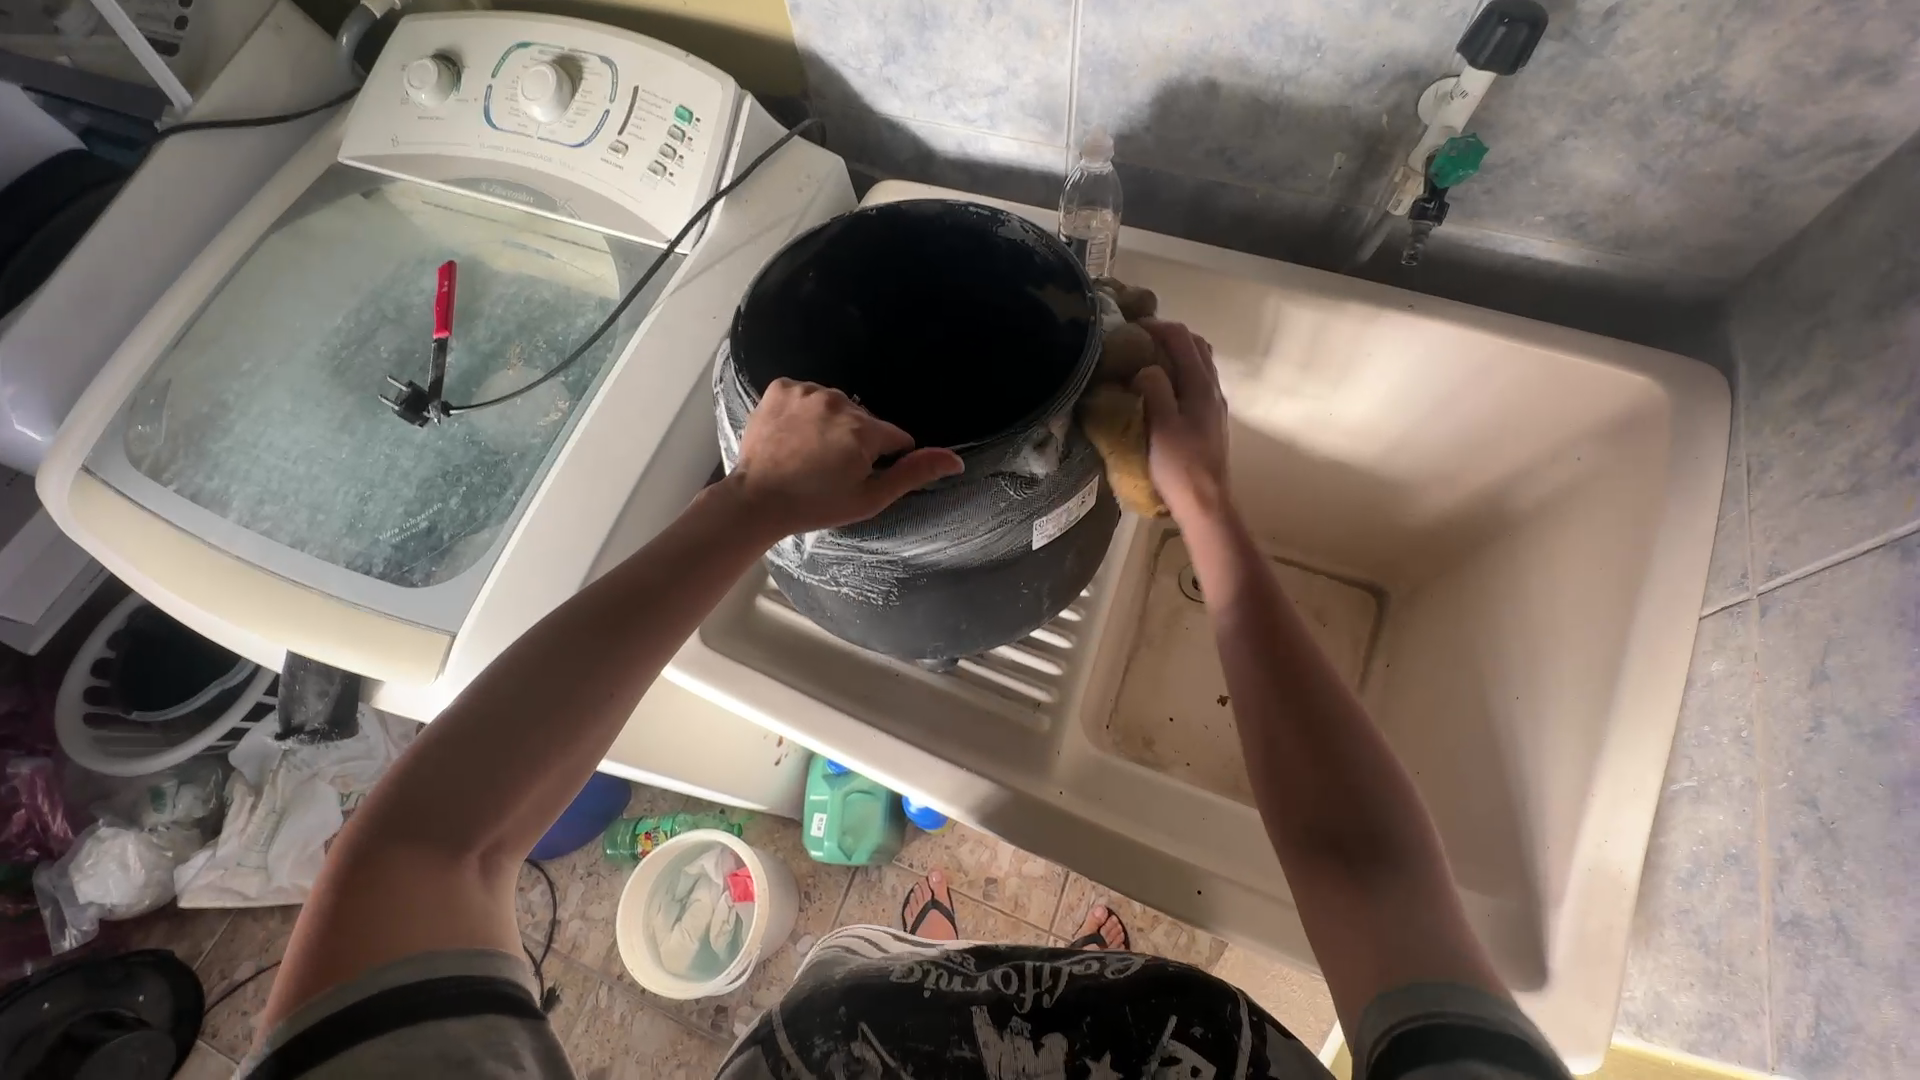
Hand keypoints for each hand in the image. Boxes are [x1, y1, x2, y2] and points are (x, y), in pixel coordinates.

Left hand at [728, 378, 964, 537]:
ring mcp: (807, 391)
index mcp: (863, 429)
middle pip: (864, 420)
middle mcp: (838, 401)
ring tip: (810, 453)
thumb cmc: (816, 505)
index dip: (883, 459)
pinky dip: (804, 412)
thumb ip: (913, 473)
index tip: (859, 475)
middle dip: (856, 441)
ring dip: (830, 424)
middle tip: (830, 469)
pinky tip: (794, 436)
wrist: (756, 500)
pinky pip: (806, 395)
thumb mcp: (870, 497)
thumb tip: (956, 459)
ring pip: (836, 405)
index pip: (895, 438)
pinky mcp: (782, 388)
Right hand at [1132, 319, 1229, 520]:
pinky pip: (1194, 384)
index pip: (1182, 339)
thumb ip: (1154, 388)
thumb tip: (1146, 368)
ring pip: (1197, 366)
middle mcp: (1212, 390)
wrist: (1205, 503)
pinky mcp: (1208, 422)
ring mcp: (1213, 406)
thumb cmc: (1179, 466)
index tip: (1130, 327)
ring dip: (1174, 355)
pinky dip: (1177, 375)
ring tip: (1146, 362)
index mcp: (1201, 386)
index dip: (1156, 326)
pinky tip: (1159, 390)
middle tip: (1138, 340)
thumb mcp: (1159, 425)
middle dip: (1168, 336)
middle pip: (1196, 347)